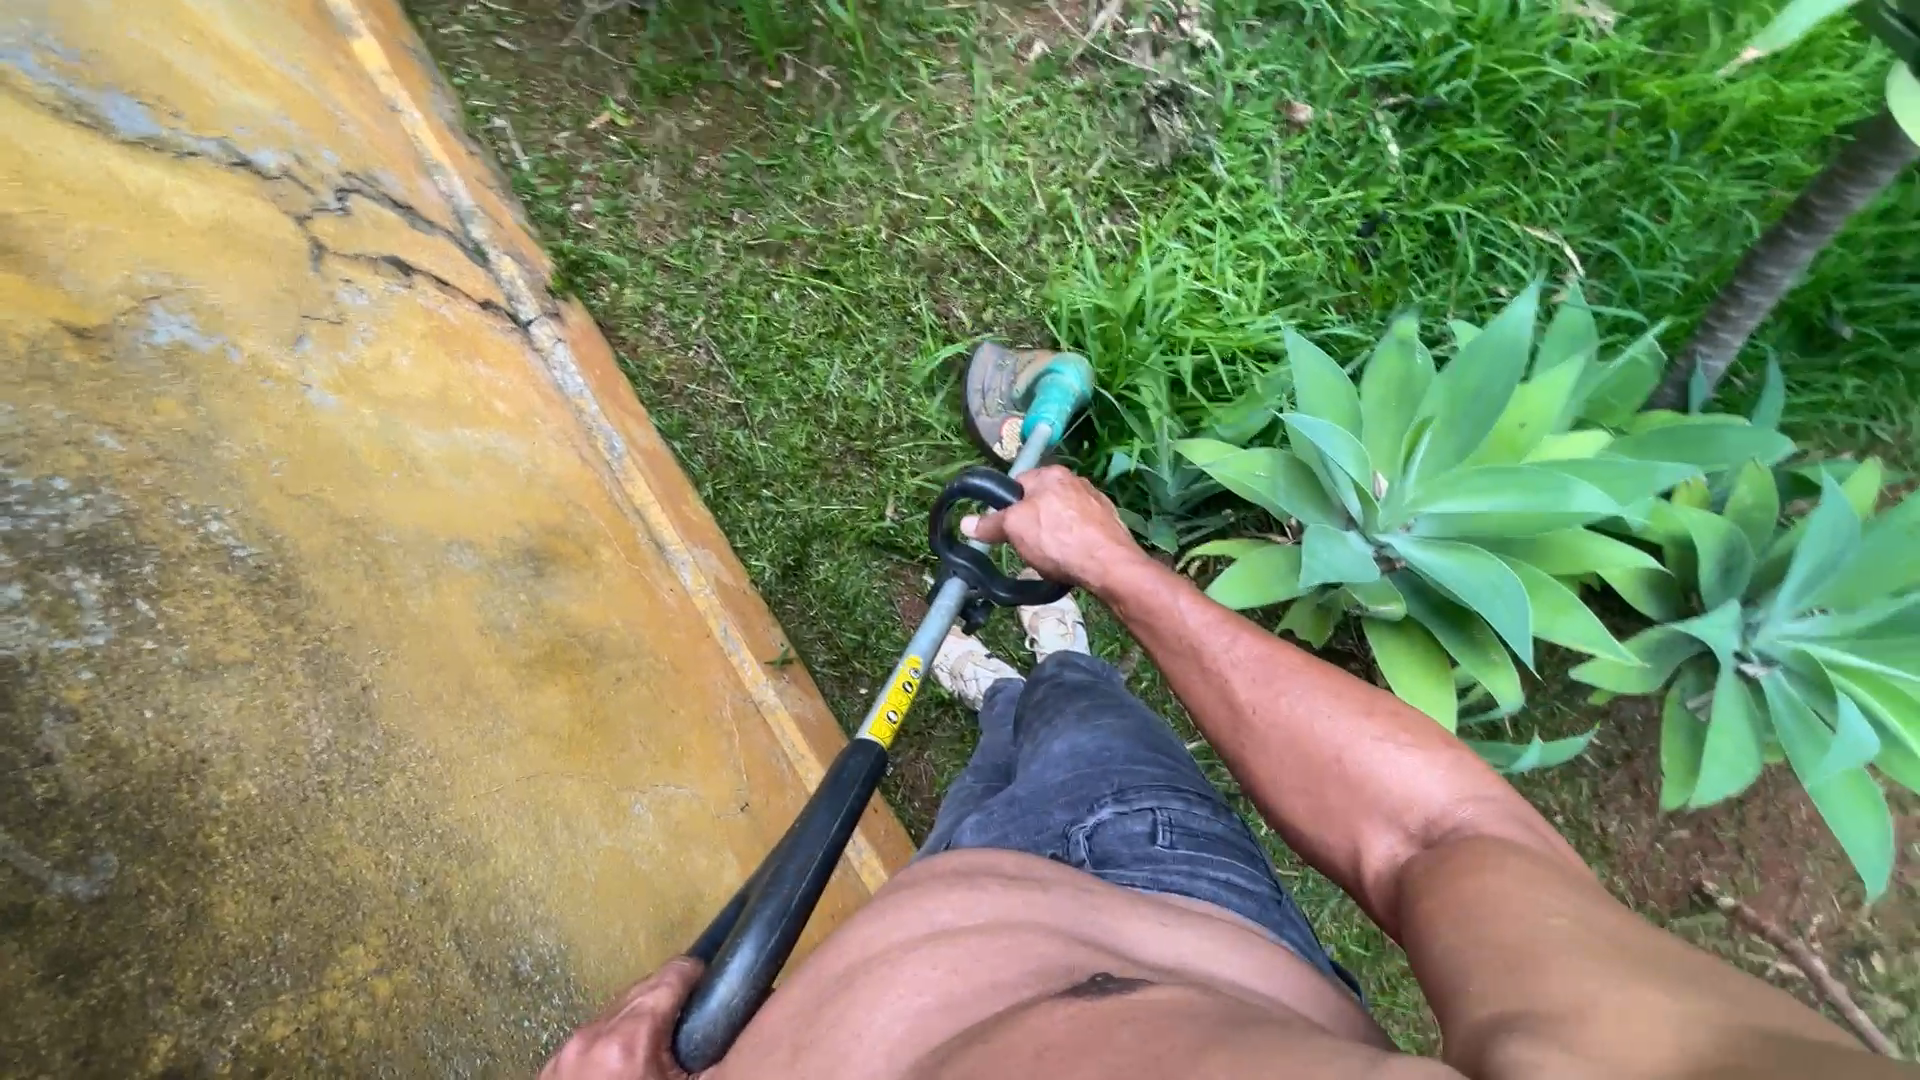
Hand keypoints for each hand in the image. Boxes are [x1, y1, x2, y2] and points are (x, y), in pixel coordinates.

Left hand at [540, 957, 704, 1079]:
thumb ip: (708, 1050)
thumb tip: (729, 1020)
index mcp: (631, 1039)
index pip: (673, 974)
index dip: (696, 973)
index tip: (710, 981)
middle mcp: (593, 1036)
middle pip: (644, 988)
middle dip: (669, 995)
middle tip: (691, 1015)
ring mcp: (566, 1052)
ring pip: (615, 1010)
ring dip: (639, 1016)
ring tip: (657, 1039)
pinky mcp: (550, 1068)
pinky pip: (591, 1035)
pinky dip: (611, 1038)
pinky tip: (624, 1060)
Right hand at [960, 465, 1144, 591]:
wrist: (1109, 564)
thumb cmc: (1058, 539)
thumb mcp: (1015, 529)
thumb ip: (991, 524)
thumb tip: (967, 523)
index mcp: (1052, 473)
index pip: (1018, 483)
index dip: (1007, 507)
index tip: (1005, 529)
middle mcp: (1076, 481)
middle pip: (1040, 501)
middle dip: (1031, 523)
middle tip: (1026, 546)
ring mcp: (1095, 502)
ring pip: (1061, 518)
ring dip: (1052, 535)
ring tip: (1049, 558)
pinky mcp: (1109, 524)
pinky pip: (1080, 531)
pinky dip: (1073, 544)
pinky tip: (1071, 560)